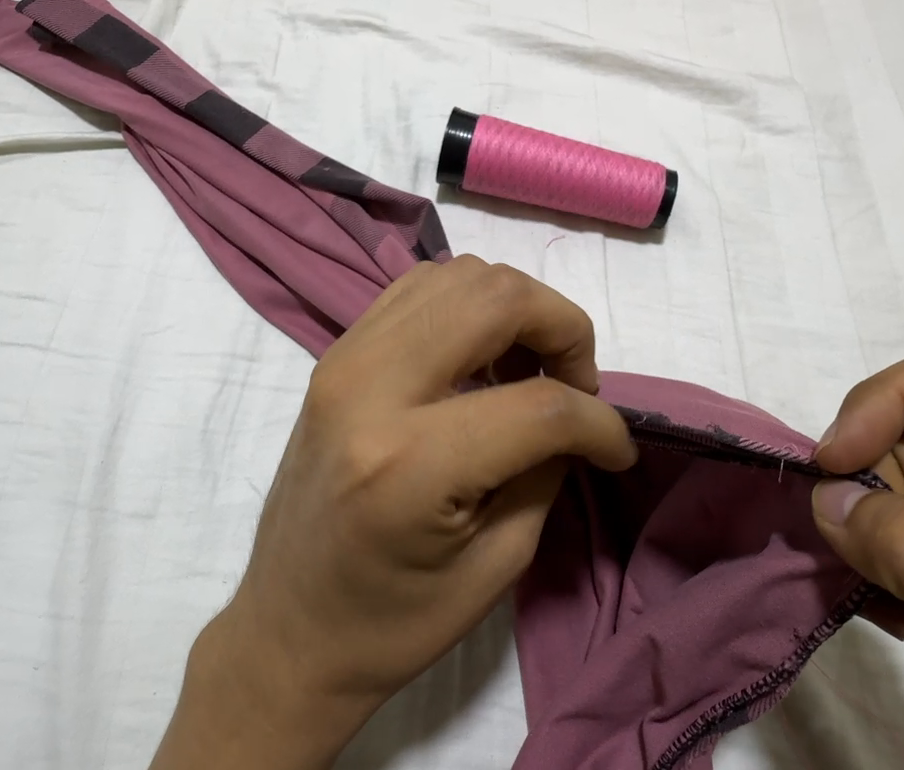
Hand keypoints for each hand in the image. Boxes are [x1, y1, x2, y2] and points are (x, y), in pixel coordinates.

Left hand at [152, 258, 637, 769]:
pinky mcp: (336, 353)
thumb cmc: (393, 621)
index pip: (538, 406)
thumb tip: (583, 416)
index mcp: (409, 463)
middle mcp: (369, 387)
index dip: (598, 422)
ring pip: (459, 275)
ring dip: (516, 308)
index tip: (616, 450)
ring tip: (530, 368)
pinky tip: (483, 357)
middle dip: (562, 327)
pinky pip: (419, 289)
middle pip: (496, 297)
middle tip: (577, 382)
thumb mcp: (497, 564)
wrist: (287, 628)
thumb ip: (547, 471)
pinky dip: (469, 305)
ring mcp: (344, 359)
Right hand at [810, 340, 903, 769]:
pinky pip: (887, 526)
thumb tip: (830, 497)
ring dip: (858, 521)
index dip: (888, 397)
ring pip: (890, 472)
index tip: (835, 462)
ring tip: (874, 594)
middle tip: (850, 546)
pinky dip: (862, 554)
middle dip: (862, 469)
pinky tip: (882, 611)